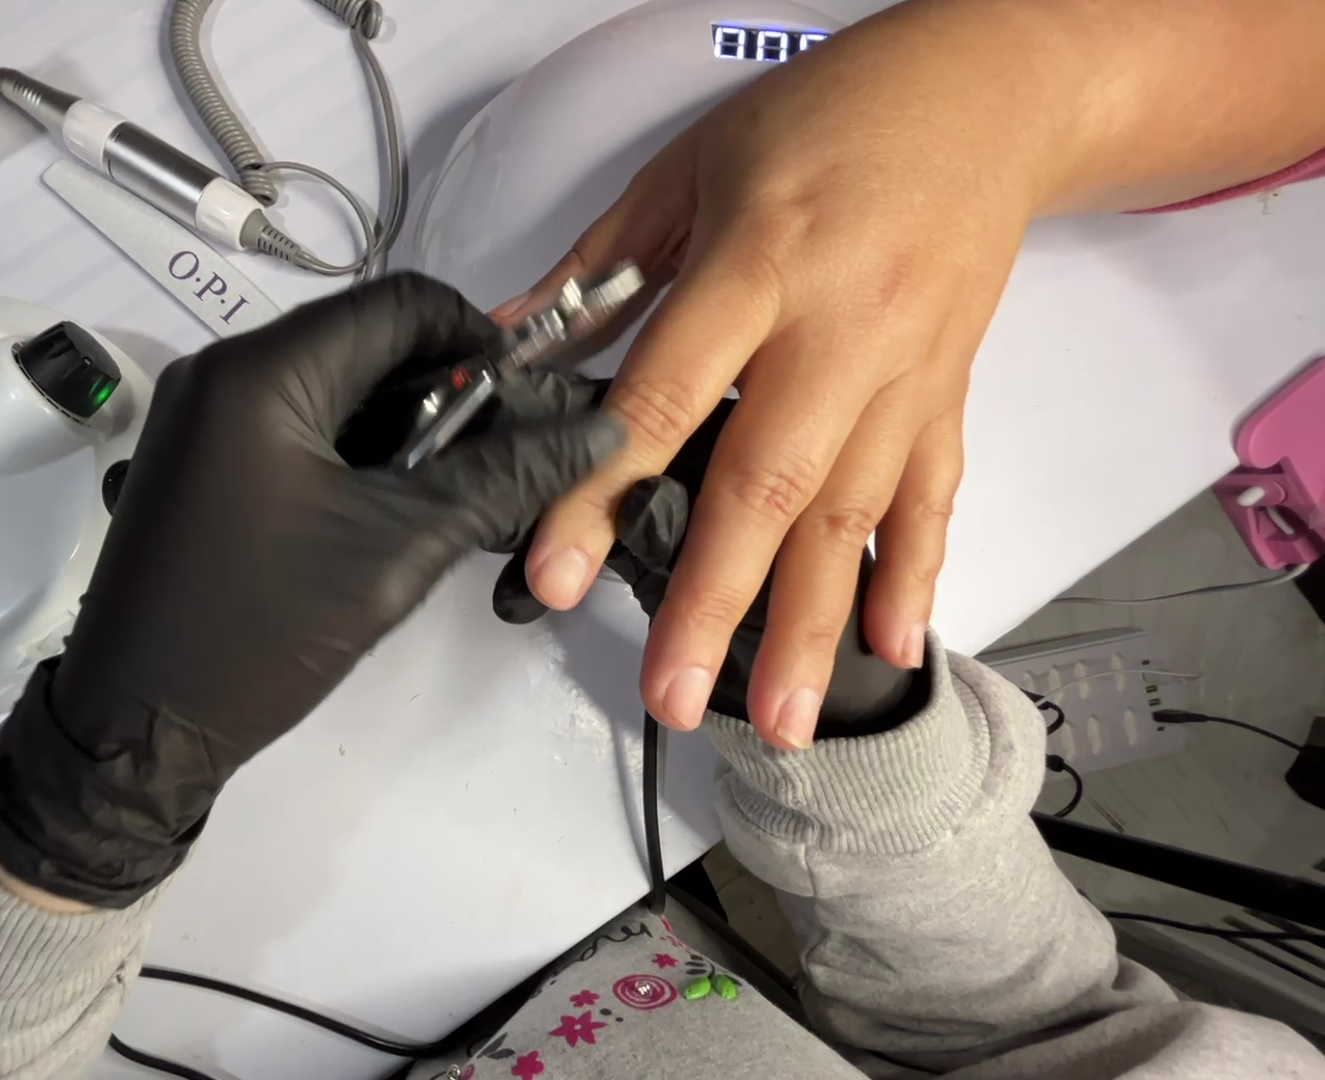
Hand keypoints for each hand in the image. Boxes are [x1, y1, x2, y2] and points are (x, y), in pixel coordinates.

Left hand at [0, 273, 620, 905]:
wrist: (137, 725)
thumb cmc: (263, 635)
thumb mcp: (396, 551)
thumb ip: (500, 479)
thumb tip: (597, 433)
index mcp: (263, 373)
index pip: (401, 305)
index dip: (479, 339)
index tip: (527, 399)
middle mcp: (223, 368)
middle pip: (364, 340)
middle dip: (442, 389)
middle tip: (498, 452)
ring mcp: (202, 411)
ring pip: (331, 383)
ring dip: (399, 422)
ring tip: (451, 483)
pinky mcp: (198, 453)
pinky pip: (292, 421)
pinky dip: (351, 446)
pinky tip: (387, 496)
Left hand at [505, 10, 1055, 747]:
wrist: (990, 86)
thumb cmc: (826, 118)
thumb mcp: (683, 175)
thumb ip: (593, 275)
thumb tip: (509, 348)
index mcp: (758, 267)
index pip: (661, 404)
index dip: (602, 494)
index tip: (558, 573)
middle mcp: (840, 331)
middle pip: (766, 488)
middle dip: (716, 606)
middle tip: (675, 695)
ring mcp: (905, 372)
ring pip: (854, 517)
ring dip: (812, 627)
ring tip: (780, 719)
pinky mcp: (947, 393)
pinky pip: (933, 495)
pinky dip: (912, 576)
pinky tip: (887, 646)